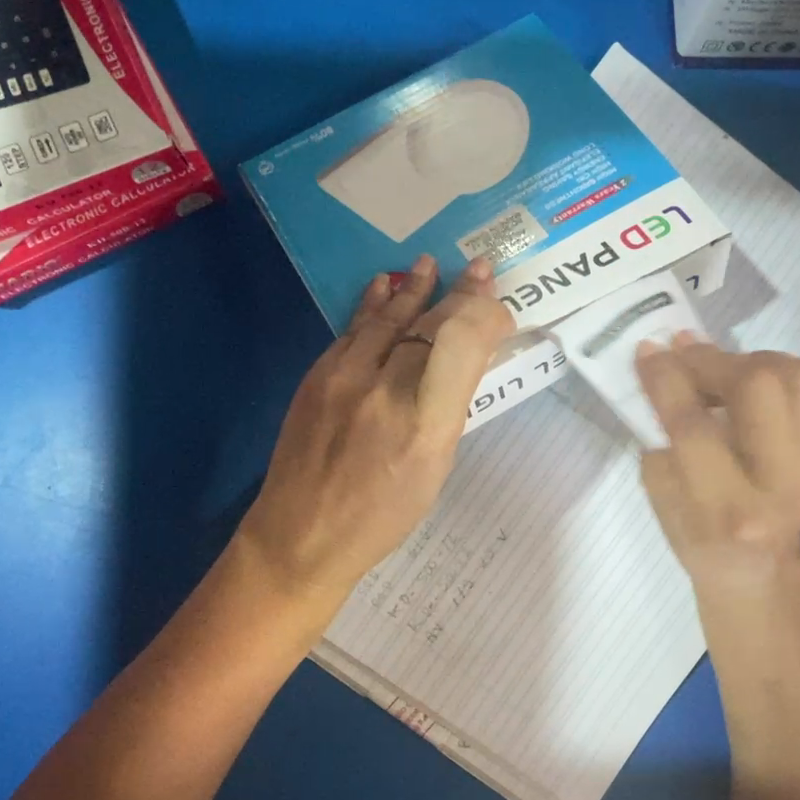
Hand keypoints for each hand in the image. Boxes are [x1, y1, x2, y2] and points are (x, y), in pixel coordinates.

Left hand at [234, 256, 516, 600]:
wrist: (300, 536)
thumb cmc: (381, 518)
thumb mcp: (433, 472)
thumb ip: (448, 412)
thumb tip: (464, 362)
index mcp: (424, 425)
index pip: (460, 343)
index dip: (483, 314)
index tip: (499, 309)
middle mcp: (383, 391)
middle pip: (427, 323)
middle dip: (459, 293)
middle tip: (481, 269)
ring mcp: (342, 379)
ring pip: (387, 318)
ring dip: (415, 289)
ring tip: (432, 264)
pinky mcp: (315, 377)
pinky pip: (352, 329)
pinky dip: (373, 305)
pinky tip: (384, 286)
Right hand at [635, 334, 799, 591]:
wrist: (757, 567)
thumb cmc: (695, 534)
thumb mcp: (661, 495)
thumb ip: (661, 433)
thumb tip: (665, 366)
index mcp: (728, 510)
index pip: (695, 428)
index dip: (668, 381)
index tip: (648, 349)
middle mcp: (783, 486)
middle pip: (759, 390)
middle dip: (715, 361)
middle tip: (685, 352)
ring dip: (756, 361)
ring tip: (726, 371)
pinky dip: (792, 371)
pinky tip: (763, 384)